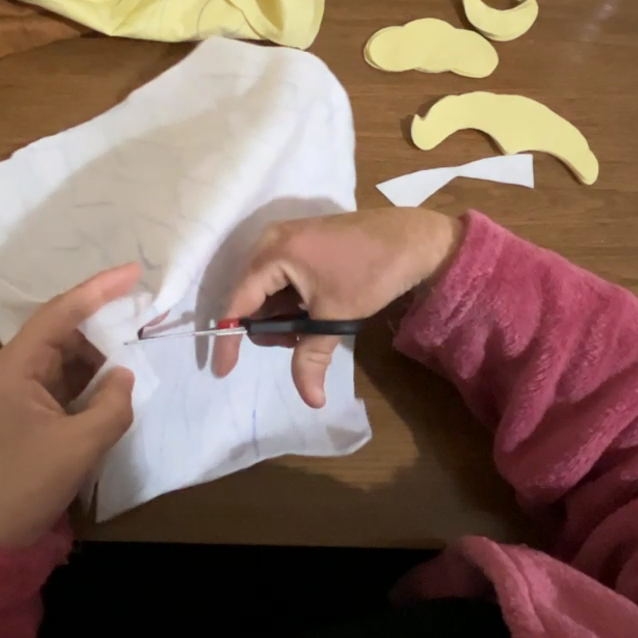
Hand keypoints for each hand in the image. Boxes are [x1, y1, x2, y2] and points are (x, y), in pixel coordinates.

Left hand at [0, 264, 139, 546]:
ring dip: (100, 354)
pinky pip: (64, 379)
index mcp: (16, 365)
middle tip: (145, 316)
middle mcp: (14, 367)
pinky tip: (116, 383)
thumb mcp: (79, 446)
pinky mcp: (27, 410)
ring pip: (66, 355)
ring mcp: (19, 389)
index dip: (99, 289)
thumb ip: (112, 405)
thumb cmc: (25, 484)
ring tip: (137, 350)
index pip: (61, 312)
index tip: (134, 272)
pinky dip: (91, 378)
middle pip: (64, 329)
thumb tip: (124, 376)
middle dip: (104, 322)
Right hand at [218, 209, 463, 407]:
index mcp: (274, 253)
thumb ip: (311, 358)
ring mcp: (286, 236)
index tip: (223, 371)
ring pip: (265, 286)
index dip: (228, 339)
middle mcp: (272, 239)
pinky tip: (312, 310)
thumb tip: (311, 401)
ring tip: (310, 328)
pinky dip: (289, 299)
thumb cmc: (372, 273)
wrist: (414, 239)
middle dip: (266, 326)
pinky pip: (280, 274)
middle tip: (295, 343)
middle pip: (249, 294)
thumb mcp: (337, 317)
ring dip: (280, 315)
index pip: (238, 301)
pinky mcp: (300, 239)